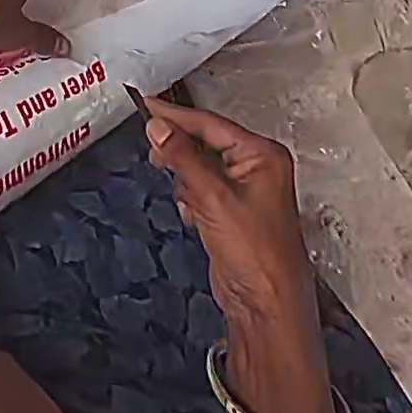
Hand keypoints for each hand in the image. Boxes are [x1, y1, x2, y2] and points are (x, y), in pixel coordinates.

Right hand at [142, 96, 312, 319]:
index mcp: (262, 155)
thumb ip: (182, 156)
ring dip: (184, 176)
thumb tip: (158, 126)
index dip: (174, 115)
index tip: (146, 105)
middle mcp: (256, 167)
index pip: (209, 123)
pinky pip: (199, 185)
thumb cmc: (256, 255)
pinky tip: (190, 212)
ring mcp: (244, 188)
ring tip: (181, 191)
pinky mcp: (230, 208)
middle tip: (153, 145)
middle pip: (204, 141)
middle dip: (179, 149)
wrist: (265, 307)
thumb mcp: (212, 197)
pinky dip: (189, 194)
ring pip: (198, 163)